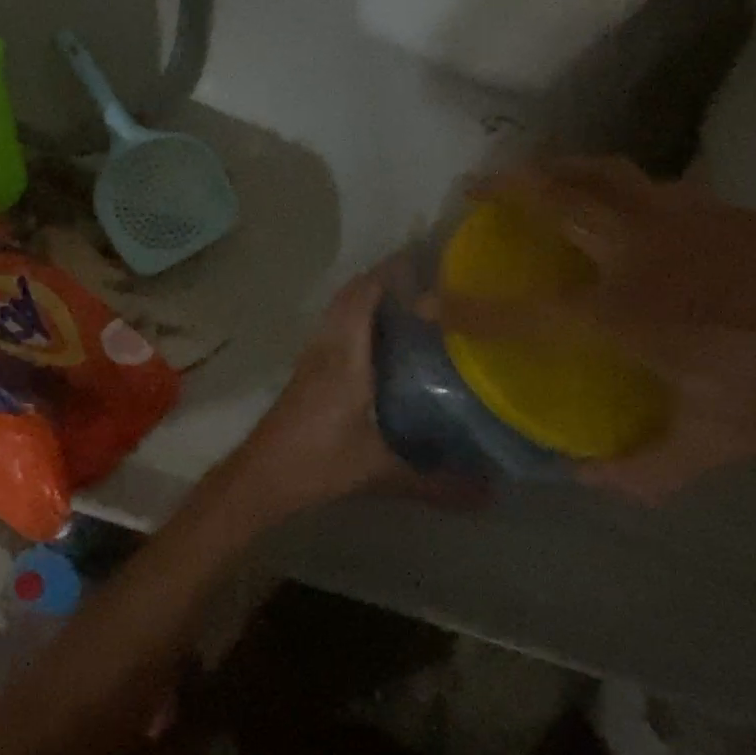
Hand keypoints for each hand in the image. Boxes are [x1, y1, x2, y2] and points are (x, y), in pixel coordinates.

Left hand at [231, 274, 486, 514]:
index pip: (364, 295)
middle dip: (387, 281)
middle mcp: (325, 347)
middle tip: (431, 282)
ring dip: (370, 300)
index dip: (391, 272)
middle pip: (352, 296)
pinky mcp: (305, 372)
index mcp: (344, 356)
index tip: (428, 260)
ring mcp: (311, 357)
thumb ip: (437, 482)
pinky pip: (333, 329)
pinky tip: (382, 344)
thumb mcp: (381, 471)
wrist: (262, 474)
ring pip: (340, 312)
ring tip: (413, 306)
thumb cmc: (318, 462)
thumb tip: (493, 494)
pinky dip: (357, 321)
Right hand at [468, 156, 755, 501]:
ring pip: (599, 172)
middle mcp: (637, 256)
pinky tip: (609, 194)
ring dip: (555, 168)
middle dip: (504, 188)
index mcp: (622, 317)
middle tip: (472, 186)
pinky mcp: (716, 209)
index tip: (422, 301)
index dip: (464, 309)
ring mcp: (678, 221)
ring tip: (531, 171)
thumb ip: (640, 467)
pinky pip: (645, 181)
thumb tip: (583, 479)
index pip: (520, 312)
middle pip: (554, 200)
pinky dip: (610, 179)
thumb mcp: (710, 446)